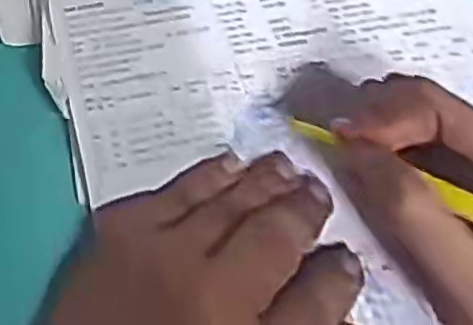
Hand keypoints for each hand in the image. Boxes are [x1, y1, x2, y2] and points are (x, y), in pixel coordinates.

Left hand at [48, 151, 363, 324]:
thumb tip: (327, 306)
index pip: (314, 310)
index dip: (336, 281)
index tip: (349, 257)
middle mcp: (212, 297)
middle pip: (272, 243)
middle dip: (301, 214)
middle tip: (319, 190)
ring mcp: (165, 253)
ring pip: (227, 206)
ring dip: (261, 183)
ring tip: (286, 166)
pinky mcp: (123, 227)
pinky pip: (177, 190)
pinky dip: (208, 174)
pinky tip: (230, 163)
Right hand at [330, 75, 472, 324]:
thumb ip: (414, 212)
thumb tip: (352, 145)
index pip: (440, 108)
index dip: (383, 115)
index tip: (341, 139)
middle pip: (424, 110)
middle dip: (374, 123)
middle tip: (340, 150)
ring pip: (412, 131)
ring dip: (373, 142)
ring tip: (352, 169)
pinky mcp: (468, 201)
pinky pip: (412, 160)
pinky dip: (380, 162)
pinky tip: (370, 186)